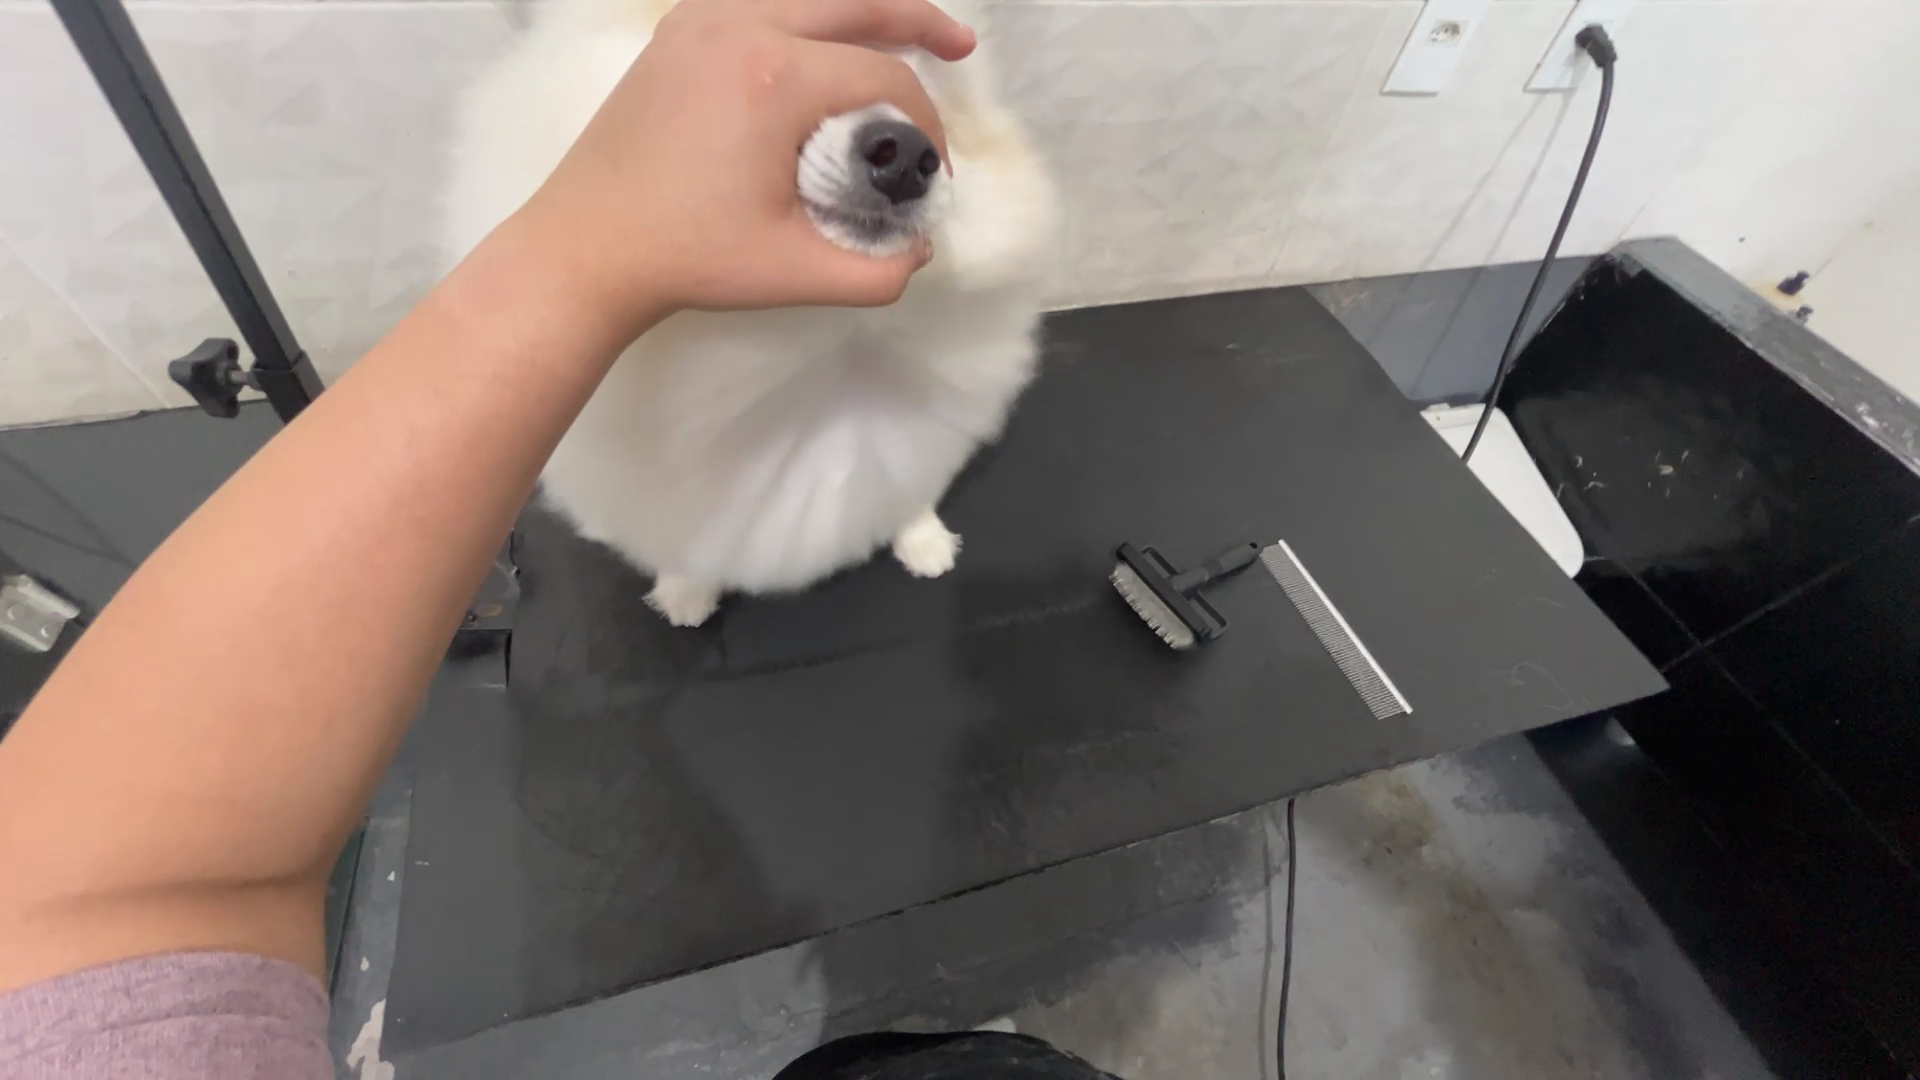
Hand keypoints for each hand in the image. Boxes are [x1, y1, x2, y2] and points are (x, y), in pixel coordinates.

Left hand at [513, 0, 975, 333]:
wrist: (590, 245)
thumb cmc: (693, 259)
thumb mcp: (798, 276)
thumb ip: (878, 273)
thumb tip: (919, 252)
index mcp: (771, 78)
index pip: (882, 80)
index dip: (927, 126)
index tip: (934, 175)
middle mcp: (738, 24)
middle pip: (854, 2)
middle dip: (918, 23)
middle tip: (961, 48)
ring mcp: (701, 18)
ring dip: (864, 11)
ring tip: (905, 34)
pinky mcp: (680, 31)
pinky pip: (764, 3)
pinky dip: (811, 17)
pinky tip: (827, 45)